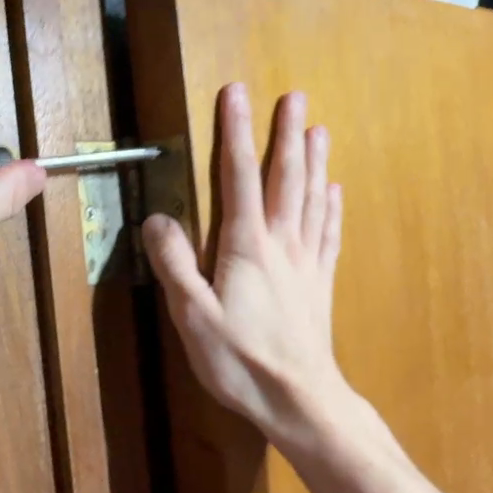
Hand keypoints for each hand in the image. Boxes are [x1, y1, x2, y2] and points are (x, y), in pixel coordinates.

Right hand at [142, 84, 346, 451]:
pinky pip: (328, 234)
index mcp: (247, 247)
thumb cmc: (241, 361)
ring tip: (319, 130)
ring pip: (313, 200)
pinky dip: (332, 208)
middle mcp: (282, 244)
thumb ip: (174, 265)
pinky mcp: (320, 284)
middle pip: (286, 179)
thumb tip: (156, 219)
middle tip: (296, 97)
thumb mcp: (193, 316)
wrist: (300, 399)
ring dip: (315, 162)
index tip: (237, 93)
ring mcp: (307, 263)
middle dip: (287, 135)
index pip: (239, 178)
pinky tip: (336, 192)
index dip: (236, 133)